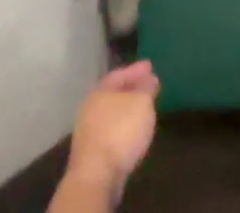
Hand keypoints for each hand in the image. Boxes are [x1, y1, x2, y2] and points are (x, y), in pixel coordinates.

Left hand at [65, 60, 160, 193]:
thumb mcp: (142, 102)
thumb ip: (146, 87)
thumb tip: (149, 78)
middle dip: (131, 87)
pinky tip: (134, 128)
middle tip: (148, 83)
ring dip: (127, 107)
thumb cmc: (121, 130)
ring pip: (111, 111)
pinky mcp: (92, 150)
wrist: (97, 174)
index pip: (119, 74)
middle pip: (113, 93)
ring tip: (144, 106)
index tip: (151, 65)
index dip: (136, 69)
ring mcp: (88, 130)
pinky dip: (123, 123)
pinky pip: (111, 127)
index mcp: (100, 92)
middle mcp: (90, 108)